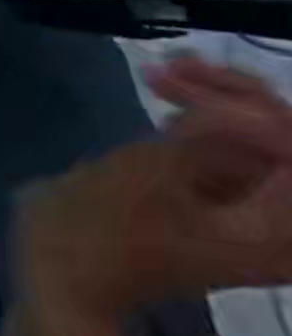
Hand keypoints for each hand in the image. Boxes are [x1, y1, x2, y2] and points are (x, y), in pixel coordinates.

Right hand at [16, 54, 291, 317]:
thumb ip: (202, 141)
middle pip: (289, 145)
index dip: (253, 108)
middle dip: (241, 98)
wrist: (65, 269)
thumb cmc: (98, 226)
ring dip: (223, 103)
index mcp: (284, 230)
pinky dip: (209, 124)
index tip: (178, 80)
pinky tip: (170, 103)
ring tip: (166, 72)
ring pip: (264, 145)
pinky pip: (237, 157)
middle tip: (173, 66)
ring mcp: (253, 216)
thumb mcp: (142, 177)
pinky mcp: (219, 205)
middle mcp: (286, 225)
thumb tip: (249, 107)